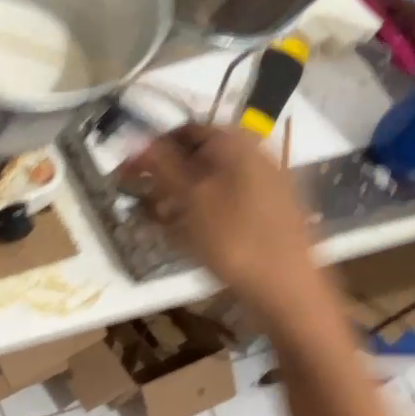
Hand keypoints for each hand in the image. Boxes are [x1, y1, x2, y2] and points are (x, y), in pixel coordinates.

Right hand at [120, 125, 328, 317]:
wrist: (286, 286)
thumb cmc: (235, 240)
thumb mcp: (191, 200)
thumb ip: (162, 166)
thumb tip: (134, 139)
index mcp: (240, 145)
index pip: (189, 129)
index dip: (155, 144)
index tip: (128, 168)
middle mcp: (256, 156)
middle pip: (200, 154)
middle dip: (166, 173)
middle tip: (140, 196)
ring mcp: (265, 184)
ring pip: (211, 179)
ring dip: (179, 195)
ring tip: (159, 220)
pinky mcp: (266, 211)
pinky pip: (224, 200)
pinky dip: (199, 210)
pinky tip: (186, 234)